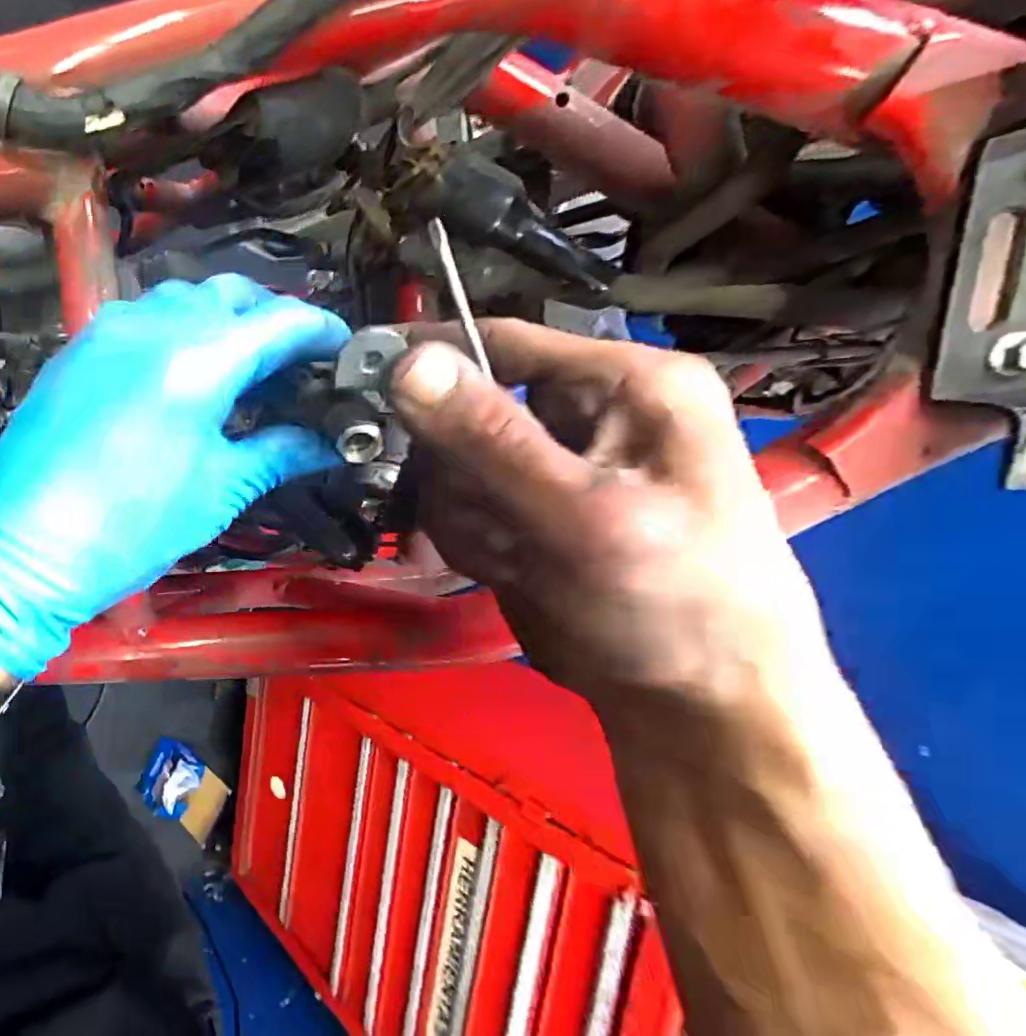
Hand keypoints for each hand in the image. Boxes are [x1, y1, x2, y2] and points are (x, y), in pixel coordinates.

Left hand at [0, 274, 349, 678]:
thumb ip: (276, 452)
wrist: (22, 550)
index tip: (339, 353)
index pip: (281, 319)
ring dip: (215, 321)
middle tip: (287, 367)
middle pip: (230, 295)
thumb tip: (321, 440)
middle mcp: (150, 327)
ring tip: (232, 371)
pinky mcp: (74, 351)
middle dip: (268, 320)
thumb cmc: (124, 528)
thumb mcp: (216, 490)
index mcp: (197, 358)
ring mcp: (104, 333)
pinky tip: (174, 376)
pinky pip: (134, 319)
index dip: (321, 332)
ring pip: (178, 299)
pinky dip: (168, 332)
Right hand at [387, 320, 832, 707]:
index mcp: (622, 384)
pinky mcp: (519, 507)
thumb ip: (490, 438)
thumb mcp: (582, 515)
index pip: (496, 341)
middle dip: (454, 471)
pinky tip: (510, 565)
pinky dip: (467, 537)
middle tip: (489, 519)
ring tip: (515, 553)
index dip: (423, 358)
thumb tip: (404, 364)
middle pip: (457, 409)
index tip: (354, 382)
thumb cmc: (672, 604)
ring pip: (445, 464)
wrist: (691, 703)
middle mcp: (581, 412)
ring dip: (462, 513)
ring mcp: (545, 464)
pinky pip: (453, 503)